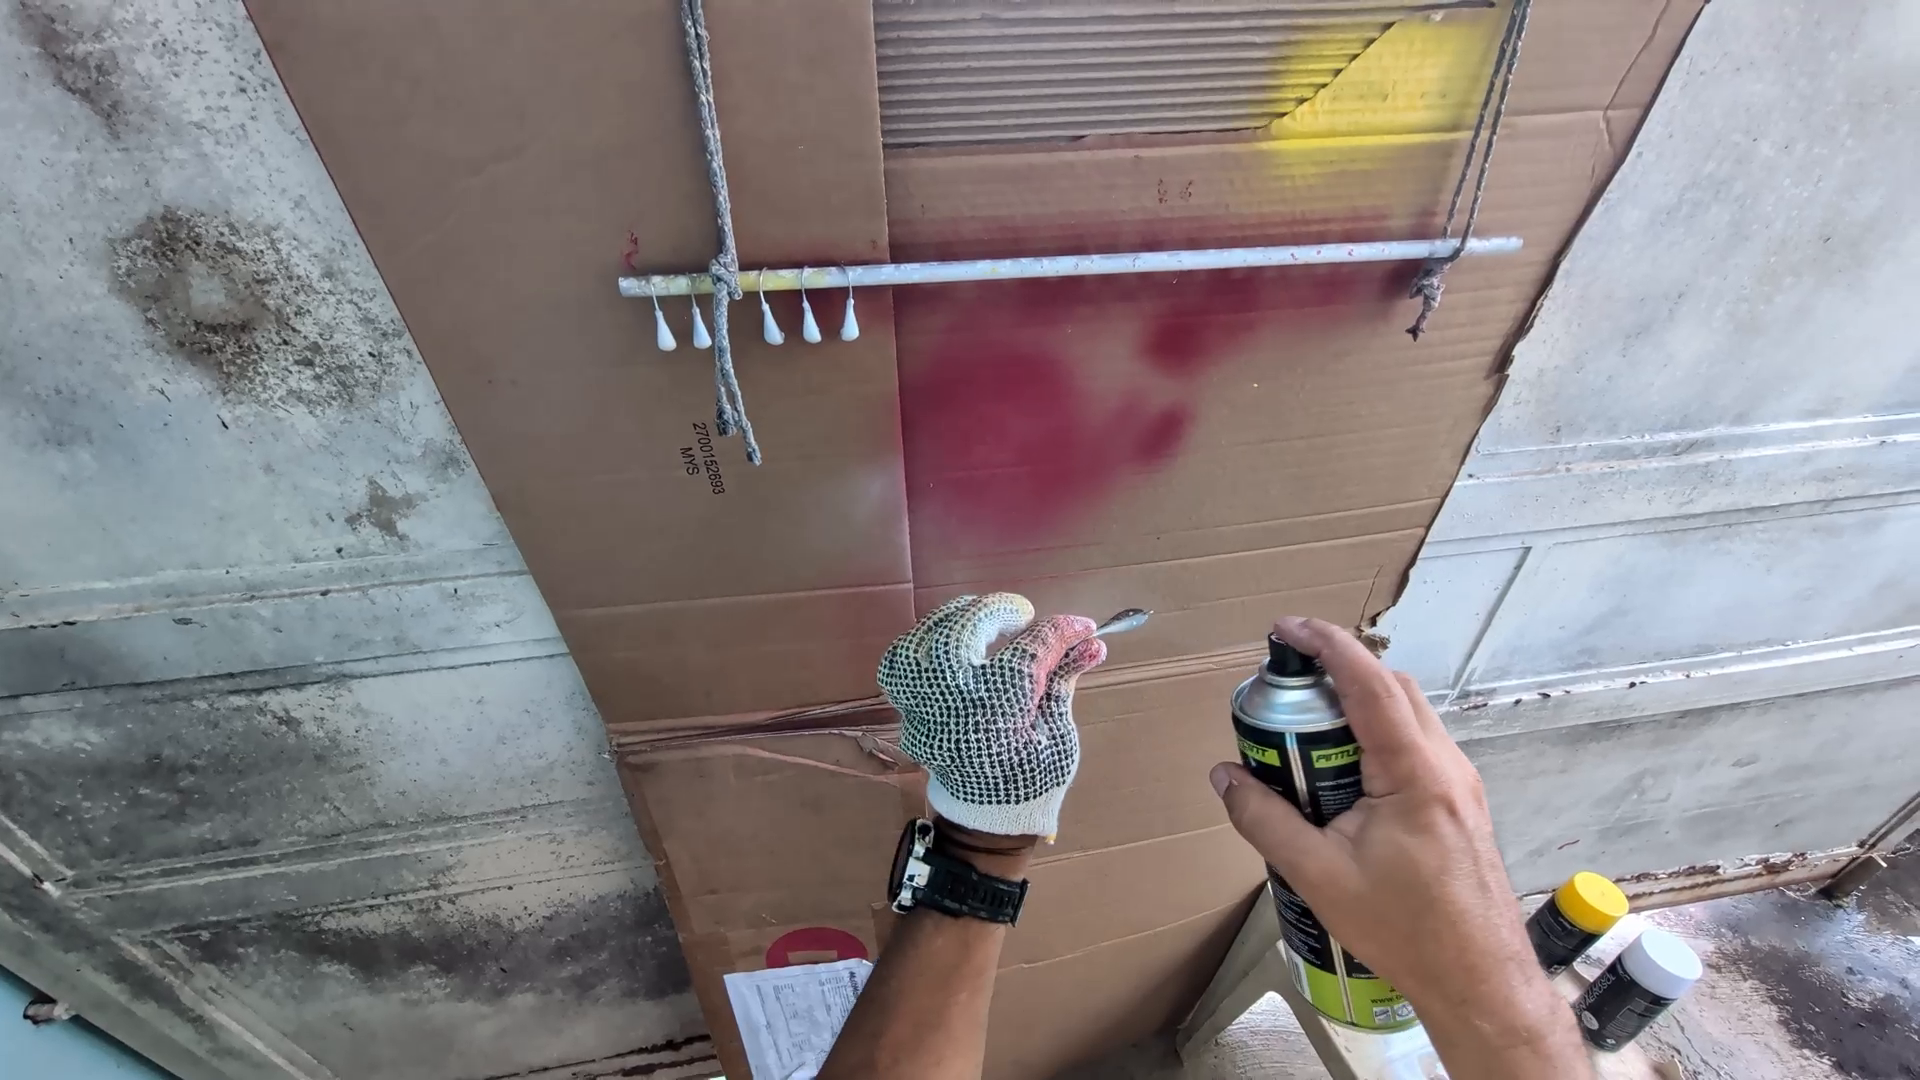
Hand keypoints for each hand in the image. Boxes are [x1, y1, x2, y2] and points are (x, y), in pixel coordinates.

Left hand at [878, 594, 1106, 838]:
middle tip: (1022, 616)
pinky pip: (902, 663)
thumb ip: (1065, 680)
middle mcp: (953, 705)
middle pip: (961, 634)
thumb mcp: (1056, 733)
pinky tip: (953, 638)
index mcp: (998, 714)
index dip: (1059, 632)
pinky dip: (925, 641)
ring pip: (923, 641)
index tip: (1081, 626)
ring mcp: (922, 706)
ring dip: (956, 618)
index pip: (1029, 652)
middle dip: (995, 611)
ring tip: (984, 618)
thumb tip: (1091, 641)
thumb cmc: (1030, 777)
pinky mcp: (907, 709)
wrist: (985, 819)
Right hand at [1210, 617, 1589, 1076]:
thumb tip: (1223, 776)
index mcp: (1415, 775)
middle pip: (1393, 685)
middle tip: (1286, 676)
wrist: (1483, 985)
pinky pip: (1414, 738)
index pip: (1370, 684)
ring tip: (1306, 717)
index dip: (1326, 645)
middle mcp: (1445, 765)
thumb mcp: (1318, 876)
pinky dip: (1374, 724)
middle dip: (1338, 664)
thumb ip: (1264, 819)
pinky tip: (1341, 760)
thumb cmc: (1407, 931)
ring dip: (1357, 695)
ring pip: (1408, 709)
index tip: (1284, 629)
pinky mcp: (1457, 800)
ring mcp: (1458, 781)